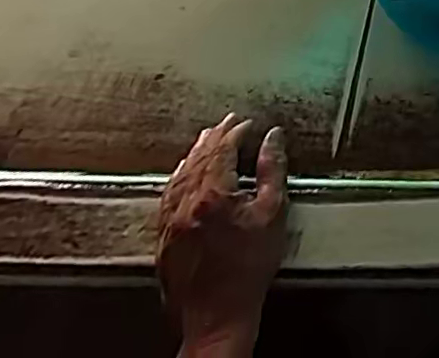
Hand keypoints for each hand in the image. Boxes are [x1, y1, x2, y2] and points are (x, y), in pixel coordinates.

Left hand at [157, 113, 288, 357]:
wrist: (219, 316)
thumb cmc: (250, 267)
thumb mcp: (274, 212)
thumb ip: (273, 169)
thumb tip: (273, 138)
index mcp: (214, 195)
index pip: (223, 150)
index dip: (236, 132)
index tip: (248, 123)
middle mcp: (186, 205)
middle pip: (198, 159)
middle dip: (215, 137)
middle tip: (228, 122)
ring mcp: (171, 223)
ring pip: (180, 177)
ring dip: (195, 154)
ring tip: (206, 140)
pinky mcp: (164, 240)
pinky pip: (167, 197)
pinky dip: (178, 178)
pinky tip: (183, 174)